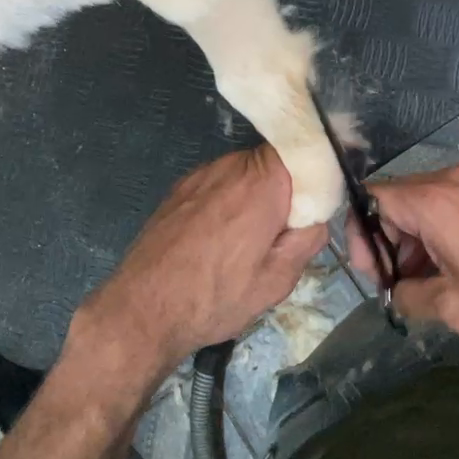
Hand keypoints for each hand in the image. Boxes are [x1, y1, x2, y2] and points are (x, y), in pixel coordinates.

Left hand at [79, 145, 328, 366]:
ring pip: (245, 174)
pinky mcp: (180, 187)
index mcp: (262, 182)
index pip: (302, 149)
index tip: (315, 201)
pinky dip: (227, 203)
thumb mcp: (276, 281)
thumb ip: (307, 239)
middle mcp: (232, 165)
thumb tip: (316, 217)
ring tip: (246, 243)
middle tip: (283, 232)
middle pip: (273, 162)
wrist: (142, 310)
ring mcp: (202, 173)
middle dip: (284, 190)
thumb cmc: (215, 297)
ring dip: (254, 197)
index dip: (314, 171)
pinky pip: (218, 184)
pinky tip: (217, 240)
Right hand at [347, 167, 458, 343]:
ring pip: (423, 203)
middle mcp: (449, 181)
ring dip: (414, 239)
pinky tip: (452, 267)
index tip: (372, 270)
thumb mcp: (454, 306)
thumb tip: (396, 294)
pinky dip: (438, 231)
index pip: (373, 199)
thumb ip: (410, 297)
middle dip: (388, 240)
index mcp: (433, 201)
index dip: (363, 233)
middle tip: (395, 281)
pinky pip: (448, 203)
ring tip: (426, 282)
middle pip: (397, 199)